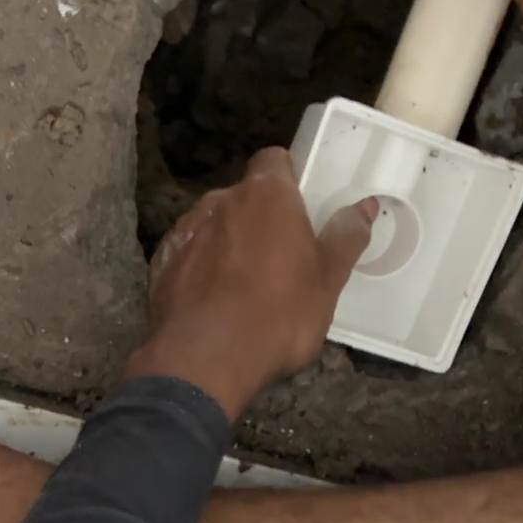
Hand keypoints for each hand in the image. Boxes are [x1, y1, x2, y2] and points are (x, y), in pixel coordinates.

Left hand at [124, 148, 377, 418]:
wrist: (203, 361)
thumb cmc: (275, 318)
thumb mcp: (327, 282)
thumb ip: (344, 238)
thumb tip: (363, 208)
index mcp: (264, 195)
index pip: (273, 161)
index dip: (287, 179)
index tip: (299, 207)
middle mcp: (218, 203)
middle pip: (241, 198)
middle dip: (257, 218)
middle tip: (276, 258)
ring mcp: (183, 233)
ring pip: (211, 227)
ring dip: (225, 244)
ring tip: (240, 285)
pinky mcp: (159, 266)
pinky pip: (185, 256)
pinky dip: (197, 268)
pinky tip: (210, 299)